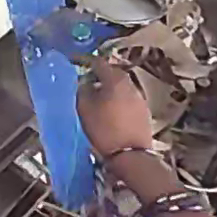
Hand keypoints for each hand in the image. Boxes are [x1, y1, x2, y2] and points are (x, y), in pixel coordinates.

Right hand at [78, 63, 185, 201]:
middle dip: (97, 74)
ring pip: (120, 86)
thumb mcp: (84, 107)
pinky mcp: (143, 112)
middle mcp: (130, 85)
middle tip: (83, 79)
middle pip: (112, 73)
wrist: (130, 156)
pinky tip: (108, 109)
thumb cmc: (103, 128)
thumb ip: (82, 89)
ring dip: (108, 87)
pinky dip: (116, 98)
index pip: (98, 62)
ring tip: (95, 96)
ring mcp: (139, 99)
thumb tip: (84, 81)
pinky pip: (126, 98)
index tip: (73, 61)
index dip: (84, 60)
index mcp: (115, 80)